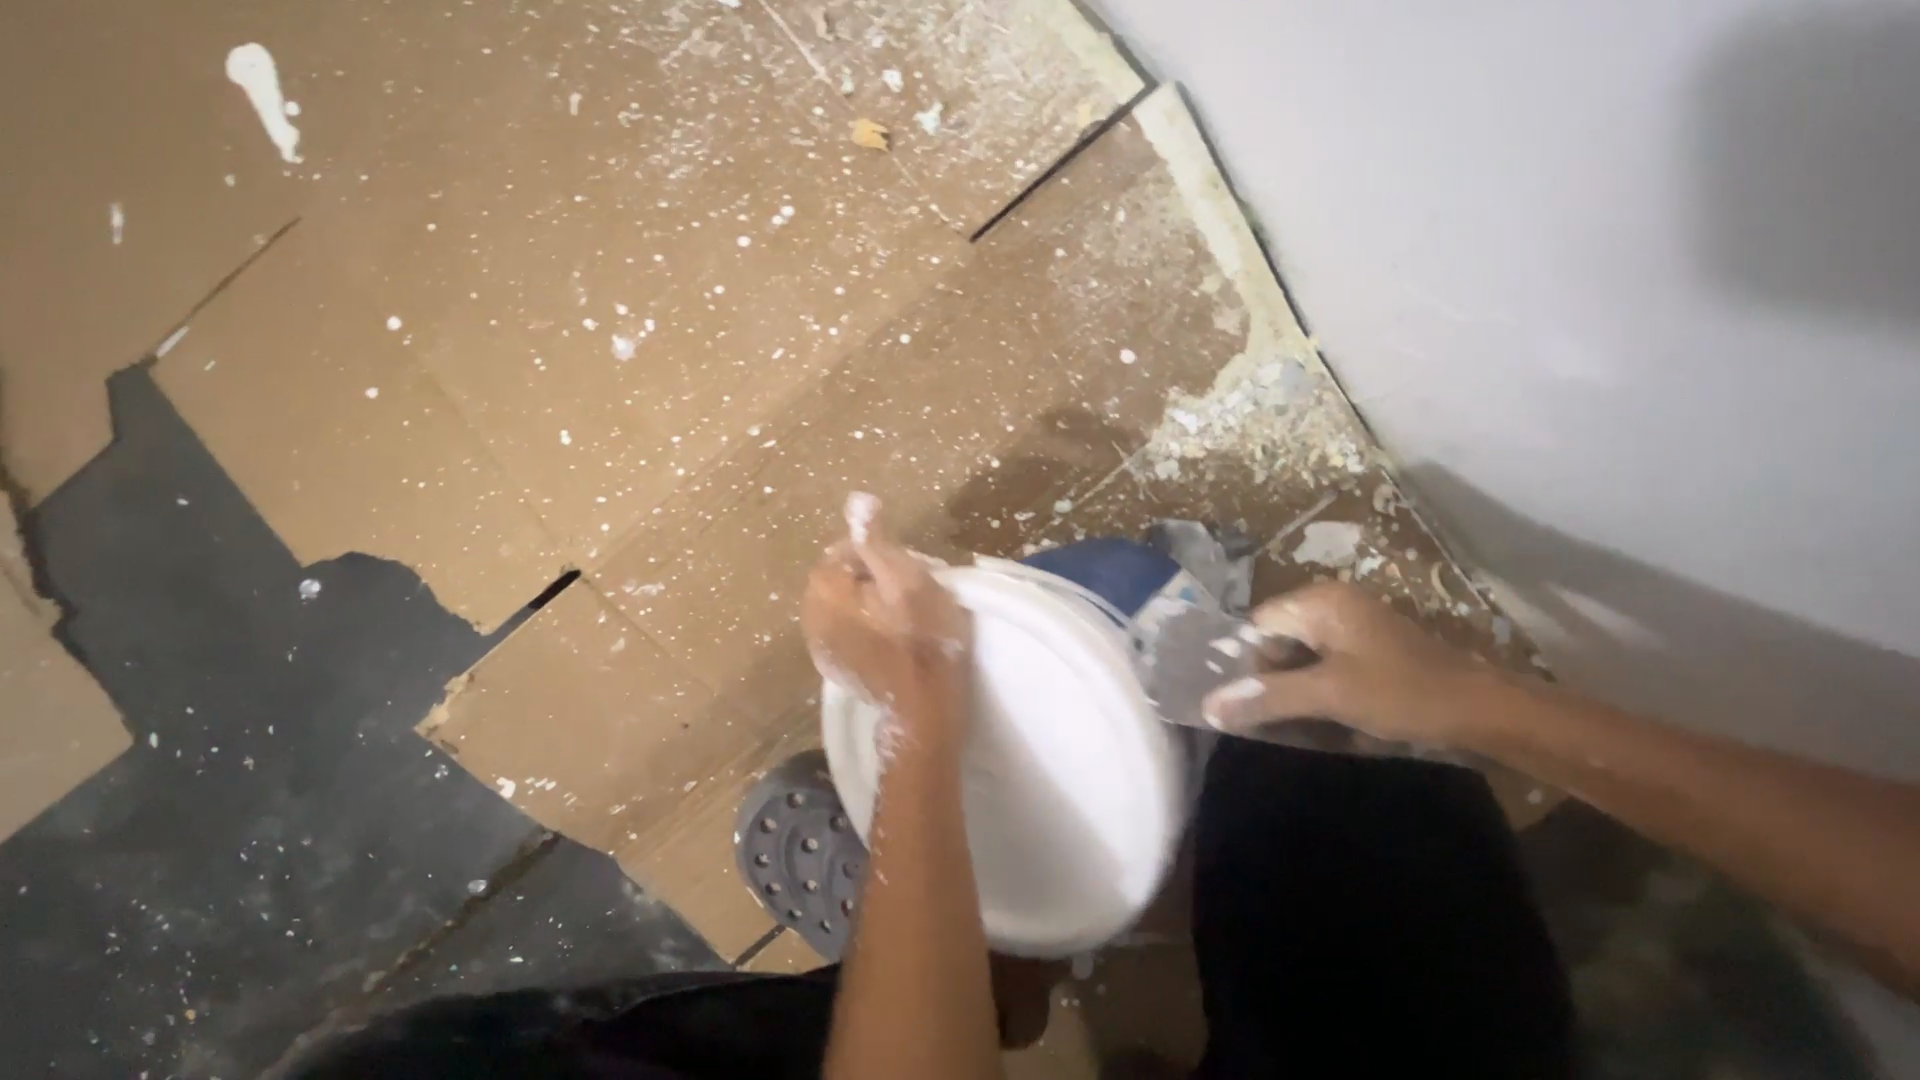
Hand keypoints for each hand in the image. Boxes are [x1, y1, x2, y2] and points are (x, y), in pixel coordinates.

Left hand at [802, 494, 972, 737]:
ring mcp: (821, 645)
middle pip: (844, 576)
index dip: (884, 554)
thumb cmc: (923, 638)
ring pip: (846, 603)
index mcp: (824, 588)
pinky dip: (867, 627)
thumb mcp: (907, 578)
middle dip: (875, 576)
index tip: (913, 570)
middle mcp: (810, 614)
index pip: (849, 548)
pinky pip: (848, 630)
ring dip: (871, 602)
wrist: (924, 707)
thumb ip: (876, 540)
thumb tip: (856, 500)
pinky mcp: (836, 666)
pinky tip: (894, 640)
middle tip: (913, 592)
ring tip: (906, 616)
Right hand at [1201, 581, 1485, 743]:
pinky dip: (1315, 687)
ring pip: (1299, 654)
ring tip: (1293, 720)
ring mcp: (1353, 625)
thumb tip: (1207, 706)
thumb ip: (1267, 698)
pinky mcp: (1368, 648)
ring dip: (1292, 686)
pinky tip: (1321, 716)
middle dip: (1268, 676)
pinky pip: (1323, 662)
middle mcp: (1333, 603)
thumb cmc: (1401, 693)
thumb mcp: (1328, 695)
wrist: (1482, 710)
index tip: (1246, 702)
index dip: (1247, 663)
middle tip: (1269, 716)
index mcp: (1320, 601)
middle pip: (1275, 638)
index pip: (1256, 625)